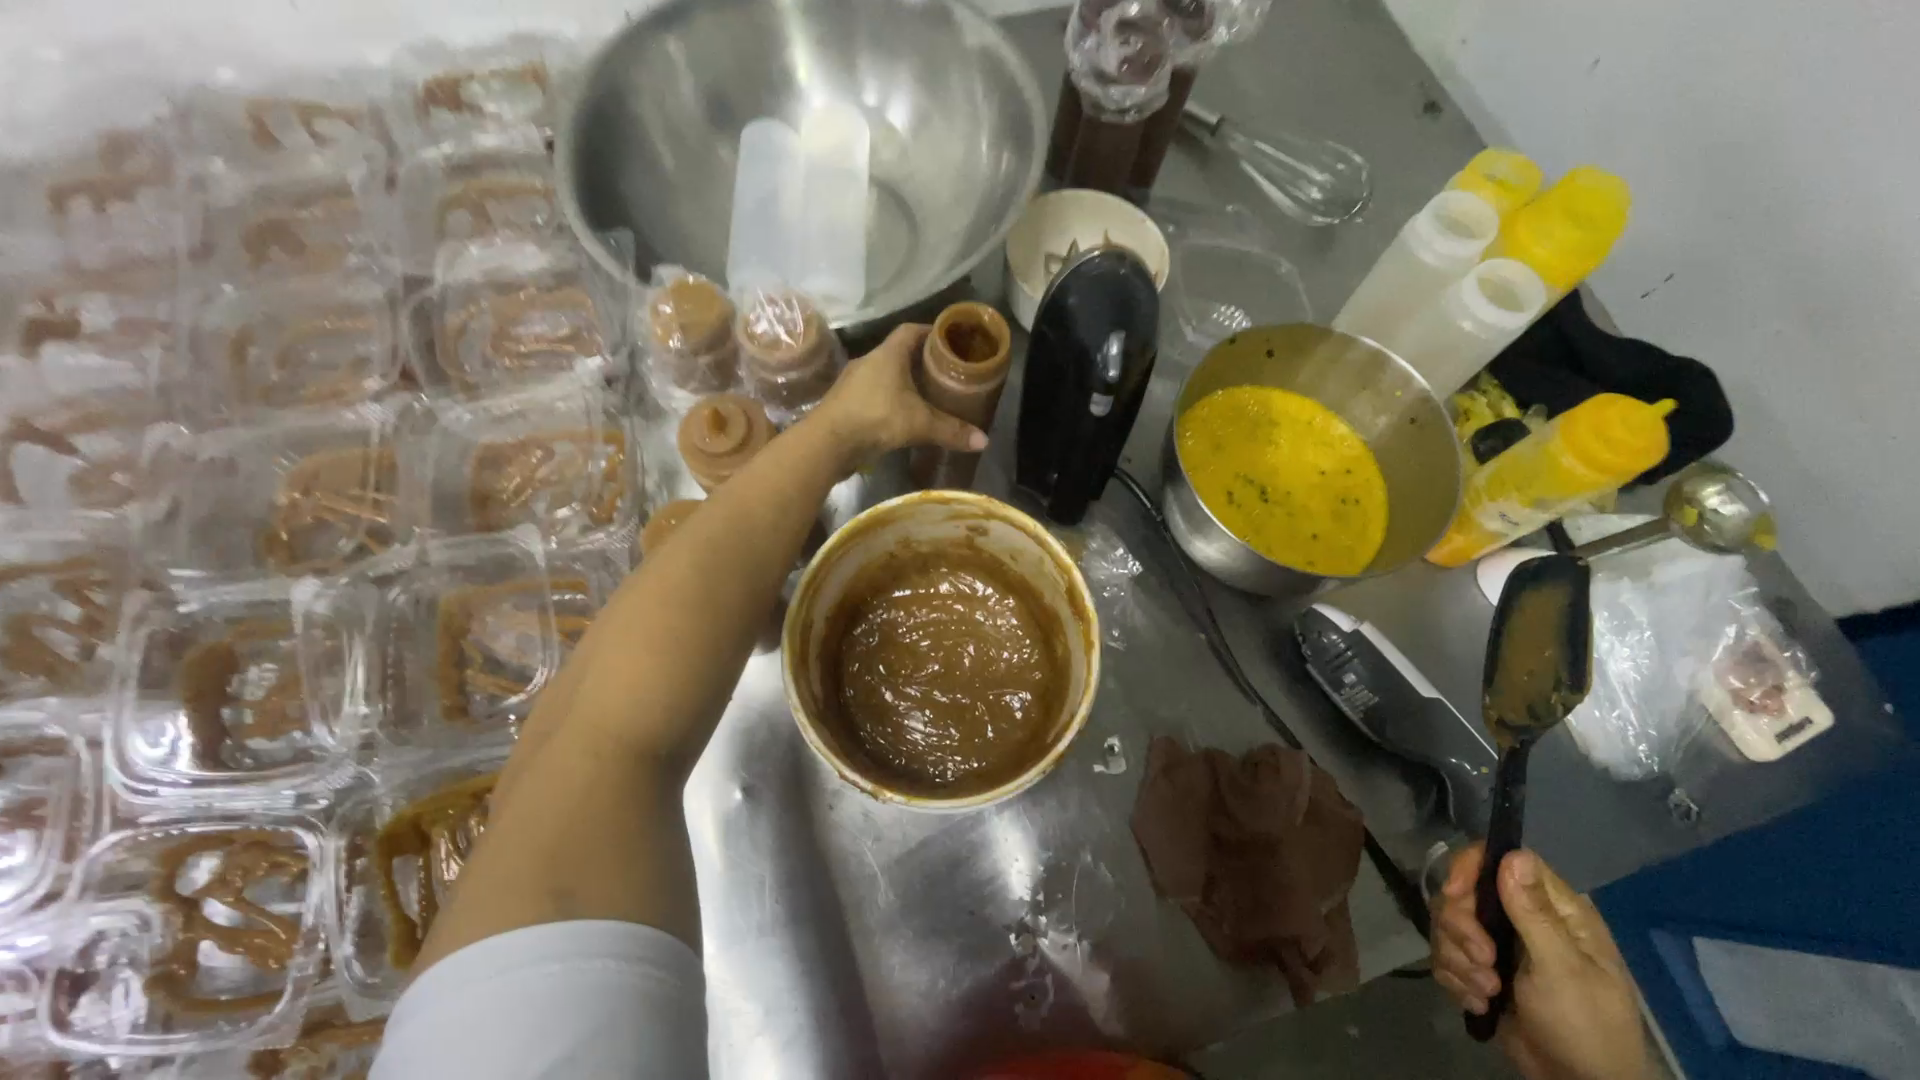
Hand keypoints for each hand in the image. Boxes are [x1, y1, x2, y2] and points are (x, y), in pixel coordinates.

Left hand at [812, 324, 987, 469]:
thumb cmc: (875, 418)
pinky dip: (889, 398)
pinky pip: (872, 392)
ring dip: (903, 381)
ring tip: (926, 394)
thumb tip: (984, 441)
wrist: (827, 442)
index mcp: (888, 354)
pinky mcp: (845, 402)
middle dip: (921, 360)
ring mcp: (853, 381)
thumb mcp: (919, 424)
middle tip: (944, 372)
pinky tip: (901, 414)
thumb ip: (951, 430)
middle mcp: (868, 360)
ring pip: (884, 374)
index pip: (911, 330)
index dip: (931, 332)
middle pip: (899, 352)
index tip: (949, 342)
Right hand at [1431, 845, 1651, 1079]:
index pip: (1502, 861)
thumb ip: (1534, 914)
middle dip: (1462, 929)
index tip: (1453, 895)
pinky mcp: (1483, 971)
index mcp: (1556, 911)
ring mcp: (1502, 945)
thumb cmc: (1585, 1026)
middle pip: (1466, 894)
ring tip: (1486, 992)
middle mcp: (1525, 920)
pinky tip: (1479, 1004)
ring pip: (1450, 926)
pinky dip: (1456, 979)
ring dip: (1459, 960)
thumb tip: (1514, 854)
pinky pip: (1447, 956)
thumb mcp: (1562, 970)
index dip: (1470, 869)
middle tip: (1483, 961)